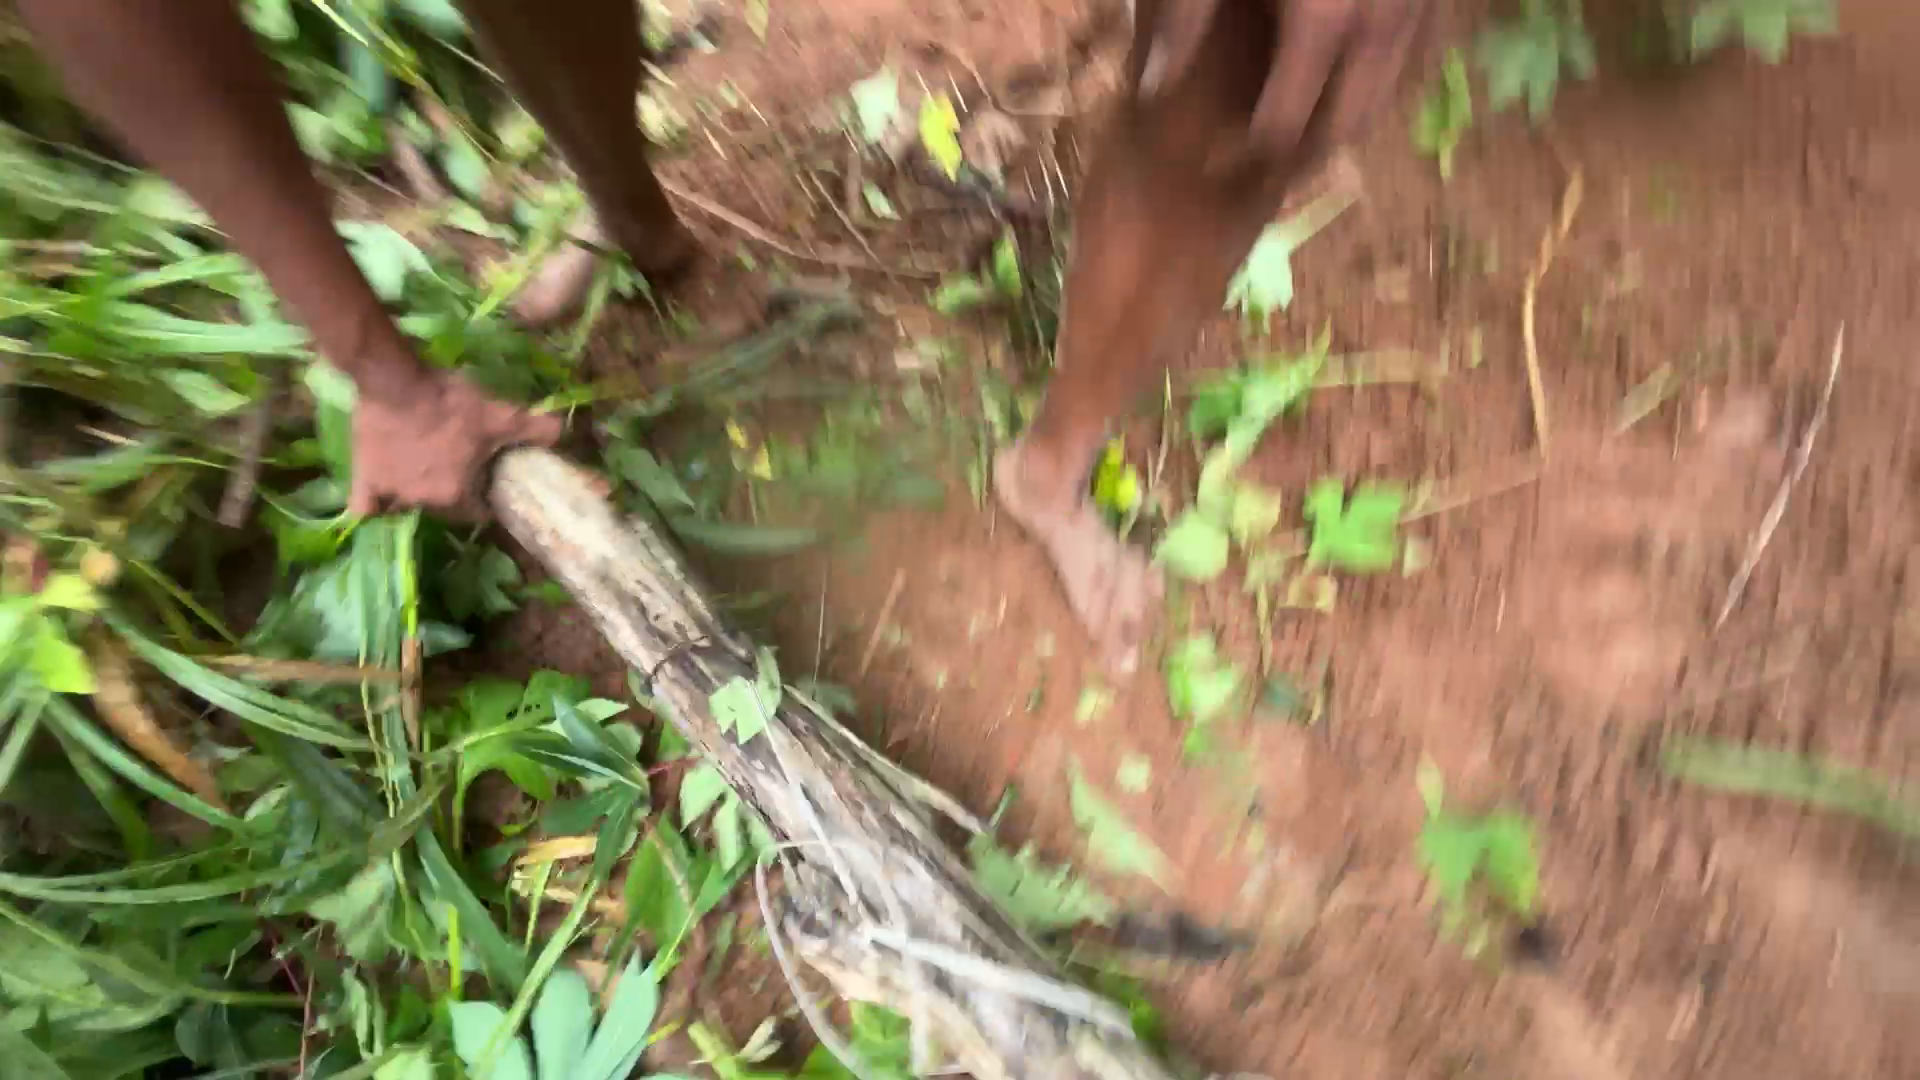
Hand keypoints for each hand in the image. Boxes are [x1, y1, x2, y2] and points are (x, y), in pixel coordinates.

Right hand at [348, 371, 563, 517]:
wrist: (394, 379)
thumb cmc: (452, 402)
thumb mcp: (505, 415)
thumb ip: (539, 429)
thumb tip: (564, 434)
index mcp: (458, 495)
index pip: (482, 514)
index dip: (489, 500)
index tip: (491, 482)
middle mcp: (424, 502)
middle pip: (449, 510)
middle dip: (459, 496)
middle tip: (463, 471)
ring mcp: (391, 492)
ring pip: (412, 507)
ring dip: (423, 497)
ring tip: (431, 474)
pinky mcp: (364, 477)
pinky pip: (367, 506)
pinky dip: (377, 507)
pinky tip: (384, 501)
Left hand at [1142, 0, 1427, 167]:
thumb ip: (1185, 19)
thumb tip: (1151, 90)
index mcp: (1326, 20)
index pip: (1288, 122)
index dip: (1254, 155)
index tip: (1226, 167)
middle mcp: (1383, 19)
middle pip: (1349, 122)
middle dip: (1309, 156)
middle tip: (1270, 172)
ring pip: (1393, 90)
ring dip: (1352, 119)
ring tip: (1309, 136)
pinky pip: (1422, 44)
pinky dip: (1388, 72)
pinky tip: (1355, 72)